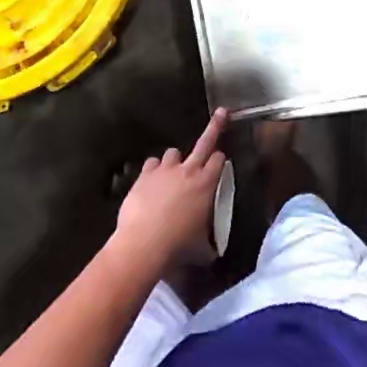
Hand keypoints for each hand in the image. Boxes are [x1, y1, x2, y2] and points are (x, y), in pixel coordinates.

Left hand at [113, 109, 228, 268]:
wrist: (144, 244)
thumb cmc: (179, 246)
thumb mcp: (203, 249)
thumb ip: (210, 245)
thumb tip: (215, 253)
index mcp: (206, 184)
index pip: (219, 160)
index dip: (219, 159)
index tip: (219, 161)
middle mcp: (188, 170)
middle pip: (205, 141)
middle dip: (216, 125)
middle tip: (222, 112)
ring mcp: (165, 170)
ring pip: (173, 152)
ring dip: (175, 161)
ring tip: (172, 174)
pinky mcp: (145, 175)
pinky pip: (152, 163)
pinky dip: (154, 170)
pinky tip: (151, 182)